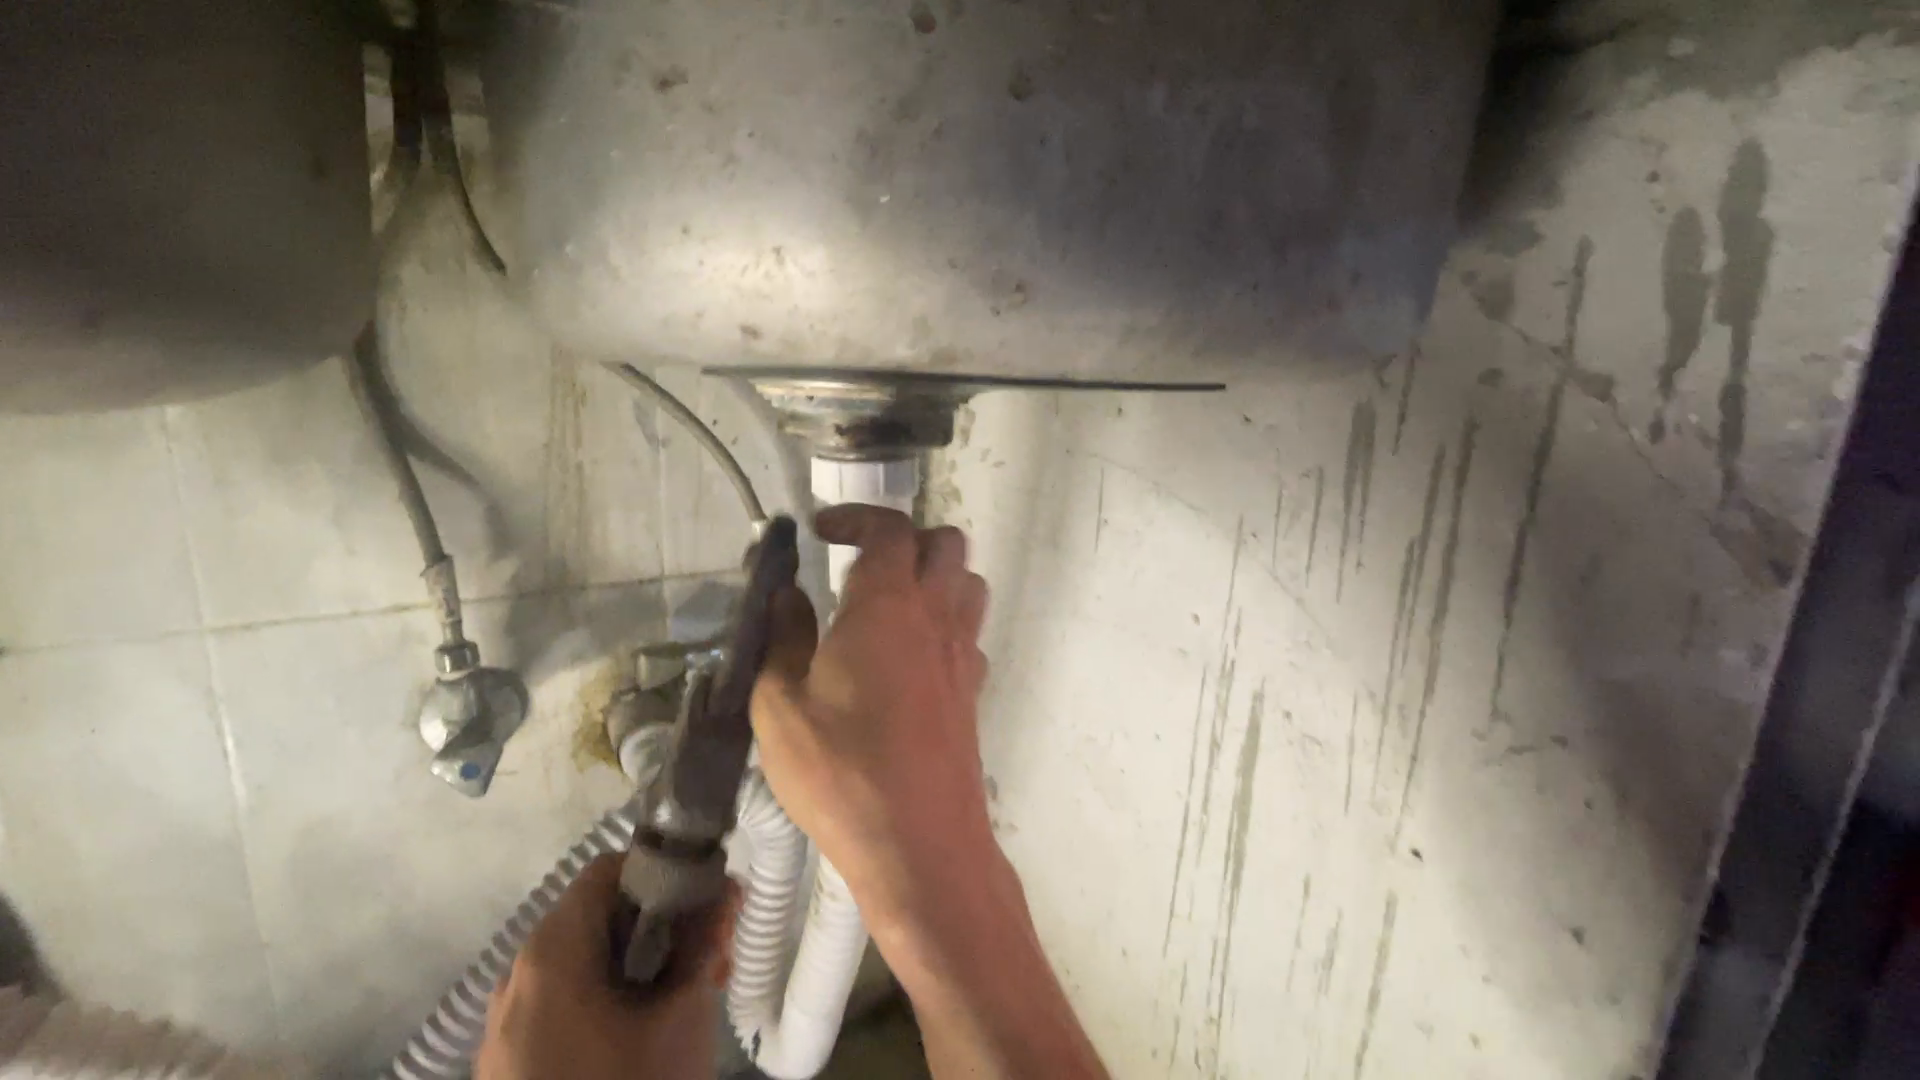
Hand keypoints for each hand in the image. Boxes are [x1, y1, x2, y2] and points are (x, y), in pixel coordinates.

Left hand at [476, 856, 734, 1079]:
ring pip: (586, 962)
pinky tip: (648, 1031)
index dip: (666, 874)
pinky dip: (610, 1000)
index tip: (709, 903)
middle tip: (712, 956)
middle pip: (600, 917)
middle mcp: (516, 974)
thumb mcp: (682, 1013)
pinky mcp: (510, 1063)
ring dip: (644, 964)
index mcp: (550, 950)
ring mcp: (506, 1023)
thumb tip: (727, 888)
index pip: (611, 869)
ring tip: (691, 995)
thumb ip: (705, 940)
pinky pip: (564, 1004)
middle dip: (664, 926)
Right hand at [750, 505, 996, 930]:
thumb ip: (782, 636)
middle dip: (903, 538)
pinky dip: (944, 623)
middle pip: (946, 543)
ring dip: (933, 576)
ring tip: (886, 605)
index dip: (855, 517)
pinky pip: (969, 633)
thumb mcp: (781, 705)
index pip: (889, 529)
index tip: (820, 530)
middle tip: (857, 565)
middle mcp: (937, 617)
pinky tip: (908, 659)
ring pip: (967, 583)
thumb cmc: (841, 772)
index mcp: (888, 605)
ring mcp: (964, 655)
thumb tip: (786, 593)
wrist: (920, 843)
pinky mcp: (974, 693)